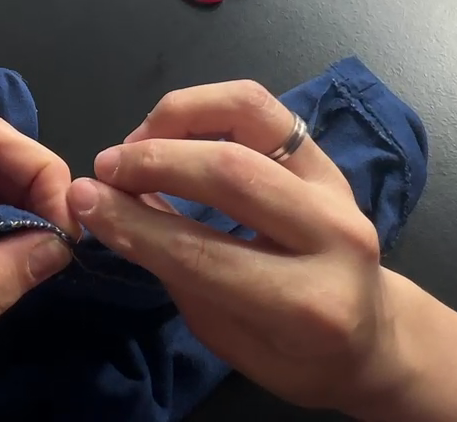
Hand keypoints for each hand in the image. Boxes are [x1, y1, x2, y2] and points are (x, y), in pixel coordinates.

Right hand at [66, 81, 411, 416]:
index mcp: (309, 305)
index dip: (130, 222)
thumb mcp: (226, 336)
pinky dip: (202, 104)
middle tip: (105, 168)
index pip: (200, 252)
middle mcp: (333, 236)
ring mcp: (333, 183)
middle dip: (151, 162)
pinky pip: (256, 104)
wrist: (374, 336)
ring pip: (247, 115)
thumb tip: (106, 205)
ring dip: (176, 119)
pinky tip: (171, 127)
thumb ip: (171, 268)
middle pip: (228, 172)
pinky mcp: (321, 153)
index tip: (83, 201)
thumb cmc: (294, 352)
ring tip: (137, 142)